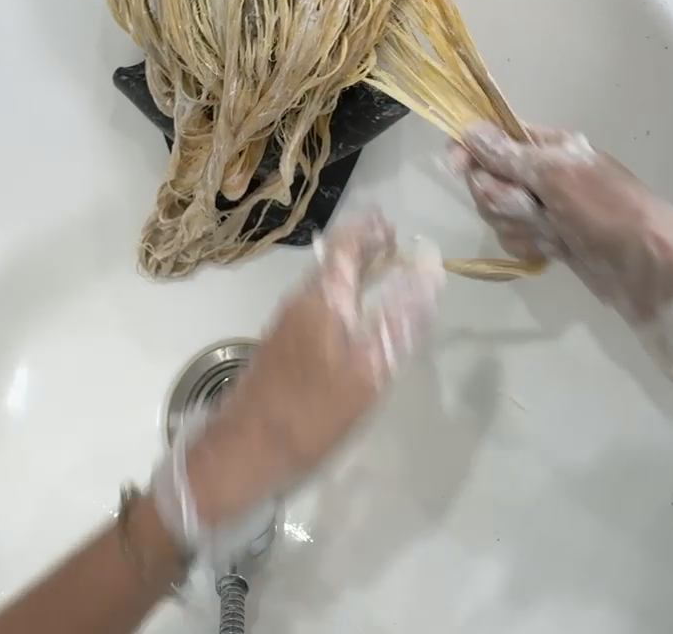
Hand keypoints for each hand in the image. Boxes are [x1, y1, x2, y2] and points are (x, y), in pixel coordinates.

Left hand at [150, 210, 442, 562]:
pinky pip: (317, 303)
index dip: (369, 230)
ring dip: (353, 271)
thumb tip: (429, 270)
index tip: (394, 224)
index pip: (345, 245)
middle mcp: (301, 300)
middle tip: (394, 243)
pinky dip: (341, 295)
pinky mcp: (282, 345)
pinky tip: (353, 316)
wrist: (243, 449)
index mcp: (322, 298)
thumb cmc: (310, 411)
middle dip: (364, 248)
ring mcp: (288, 323)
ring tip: (381, 272)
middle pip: (334, 261)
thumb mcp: (367, 369)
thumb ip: (399, 318)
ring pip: (324, 283)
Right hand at [451, 123, 672, 364]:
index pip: (492, 138)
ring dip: (519, 226)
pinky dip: (530, 246)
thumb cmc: (610, 212)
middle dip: (502, 197)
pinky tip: (554, 253)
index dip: (471, 151)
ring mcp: (544, 209)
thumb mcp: (557, 176)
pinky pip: (513, 238)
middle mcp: (542, 173)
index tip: (457, 167)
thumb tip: (469, 130)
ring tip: (553, 234)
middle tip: (532, 207)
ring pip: (496, 213)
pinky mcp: (547, 240)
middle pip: (487, 179)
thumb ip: (508, 155)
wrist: (652, 273)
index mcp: (548, 146)